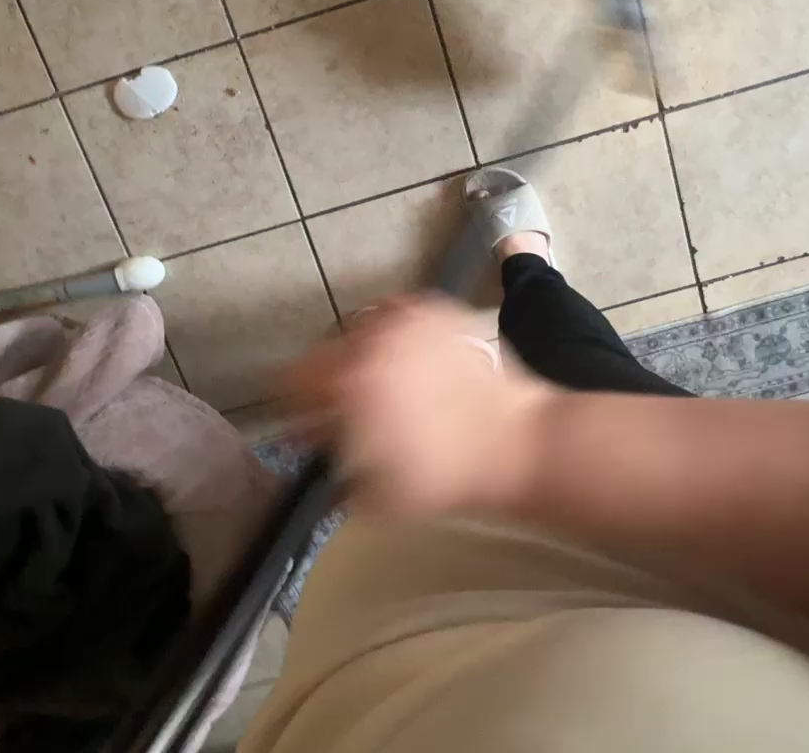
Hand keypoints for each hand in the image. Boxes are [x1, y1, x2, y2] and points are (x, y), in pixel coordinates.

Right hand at [280, 295, 552, 517]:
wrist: (517, 444)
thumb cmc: (447, 477)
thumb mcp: (378, 498)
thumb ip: (335, 478)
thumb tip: (320, 462)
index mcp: (347, 384)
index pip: (291, 378)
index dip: (296, 401)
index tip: (308, 416)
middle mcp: (370, 342)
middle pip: (324, 350)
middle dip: (329, 376)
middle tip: (348, 402)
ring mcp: (406, 320)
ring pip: (360, 327)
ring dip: (360, 351)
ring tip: (383, 378)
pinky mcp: (436, 310)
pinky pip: (397, 313)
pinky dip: (394, 332)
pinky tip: (409, 356)